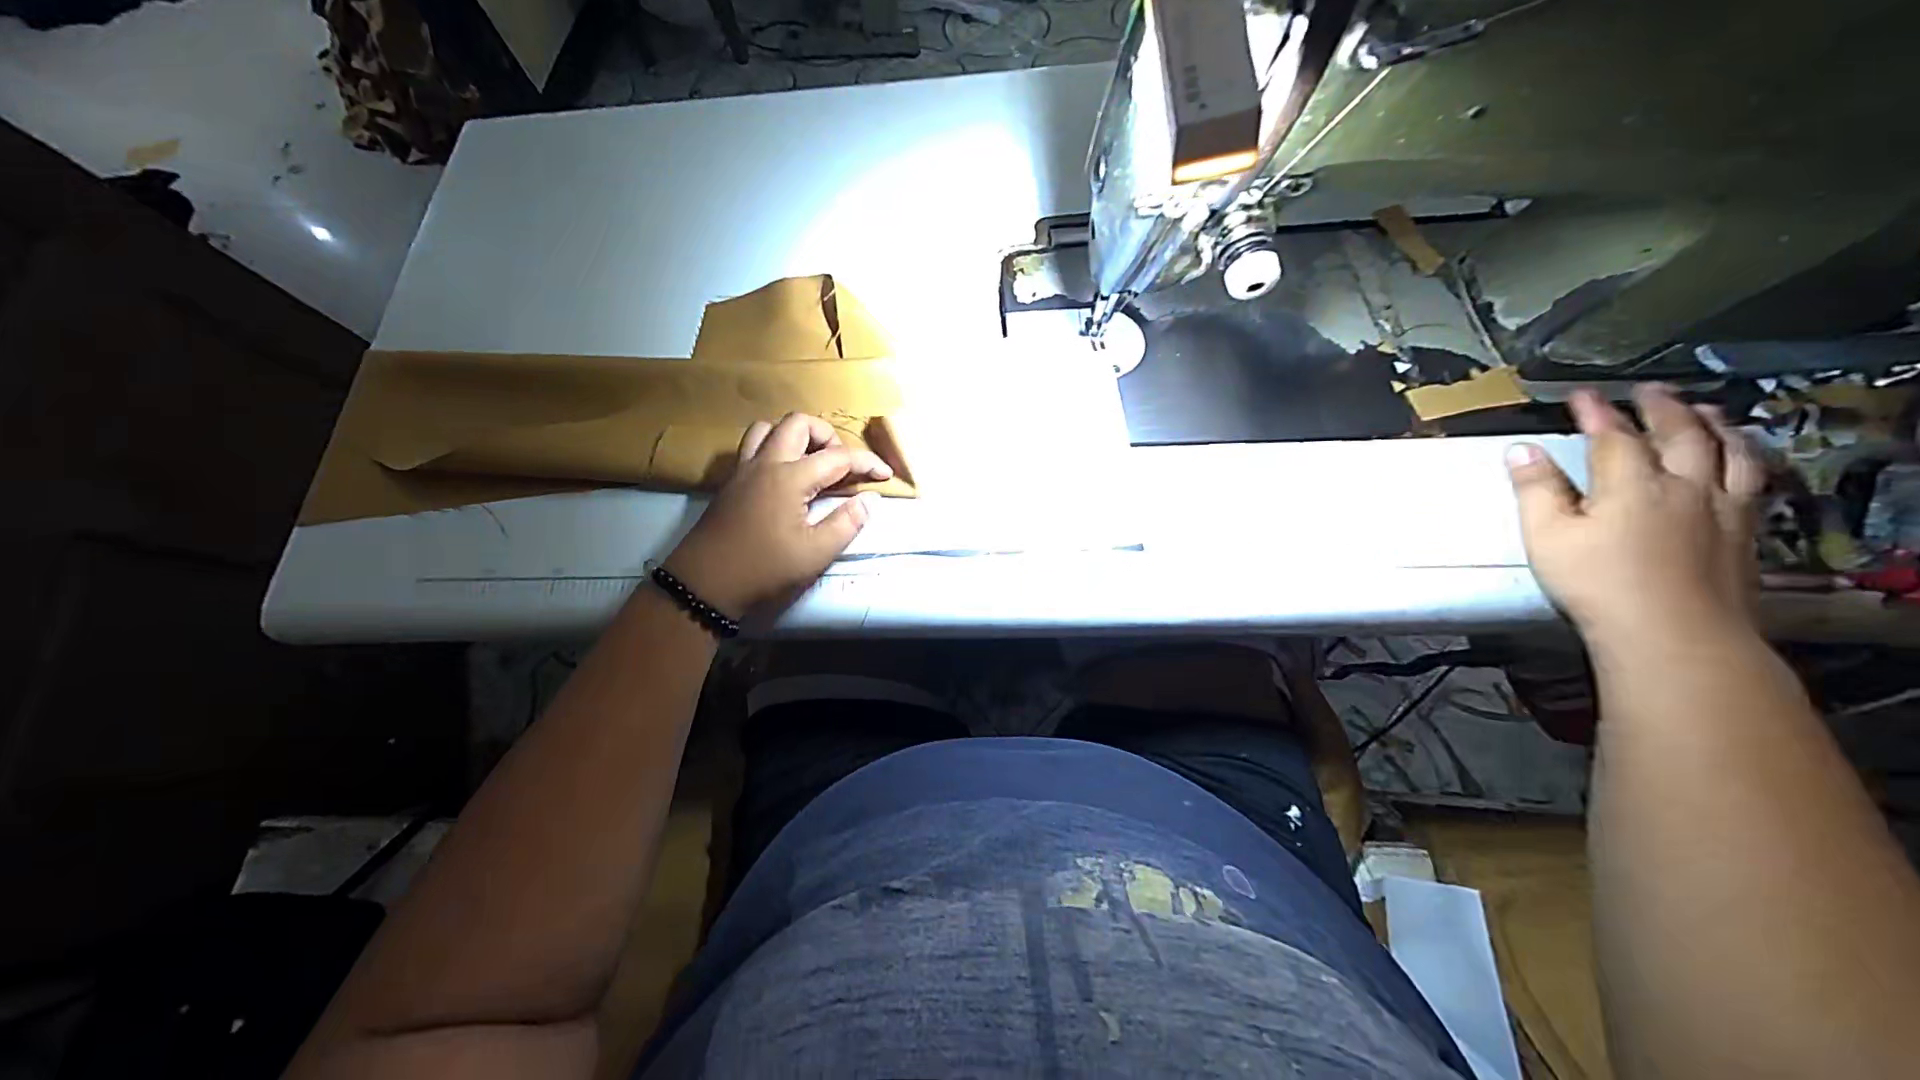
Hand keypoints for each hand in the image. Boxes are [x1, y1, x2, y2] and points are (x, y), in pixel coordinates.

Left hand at [662, 412, 891, 619]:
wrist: (704, 583)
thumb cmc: (764, 569)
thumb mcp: (814, 554)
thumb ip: (847, 523)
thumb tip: (870, 499)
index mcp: (790, 477)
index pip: (838, 457)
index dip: (867, 463)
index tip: (886, 476)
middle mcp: (766, 463)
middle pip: (800, 423)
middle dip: (828, 436)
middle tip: (842, 466)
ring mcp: (744, 469)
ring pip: (770, 428)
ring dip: (796, 437)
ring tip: (812, 463)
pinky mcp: (731, 482)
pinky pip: (753, 446)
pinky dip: (775, 448)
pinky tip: (785, 476)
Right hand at [1507, 385, 1767, 647]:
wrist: (1673, 633)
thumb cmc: (1598, 584)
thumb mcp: (1547, 537)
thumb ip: (1536, 490)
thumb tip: (1521, 451)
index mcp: (1631, 484)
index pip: (1612, 436)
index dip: (1595, 412)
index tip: (1580, 395)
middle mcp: (1683, 485)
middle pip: (1679, 434)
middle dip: (1661, 407)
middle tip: (1648, 390)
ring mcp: (1721, 508)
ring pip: (1728, 452)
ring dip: (1713, 425)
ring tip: (1703, 411)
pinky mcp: (1744, 533)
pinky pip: (1753, 482)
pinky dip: (1745, 459)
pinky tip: (1740, 461)